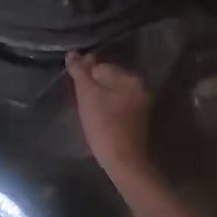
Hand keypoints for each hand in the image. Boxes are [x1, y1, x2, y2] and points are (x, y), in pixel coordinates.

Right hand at [66, 51, 152, 178]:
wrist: (125, 163)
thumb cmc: (104, 127)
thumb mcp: (87, 96)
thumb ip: (80, 72)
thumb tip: (73, 53)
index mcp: (131, 77)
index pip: (100, 66)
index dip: (84, 77)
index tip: (76, 92)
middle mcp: (141, 86)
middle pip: (109, 79)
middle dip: (94, 87)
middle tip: (81, 104)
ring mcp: (143, 104)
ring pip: (114, 93)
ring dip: (101, 99)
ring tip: (89, 114)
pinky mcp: (141, 119)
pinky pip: (120, 106)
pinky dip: (109, 110)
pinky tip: (101, 122)